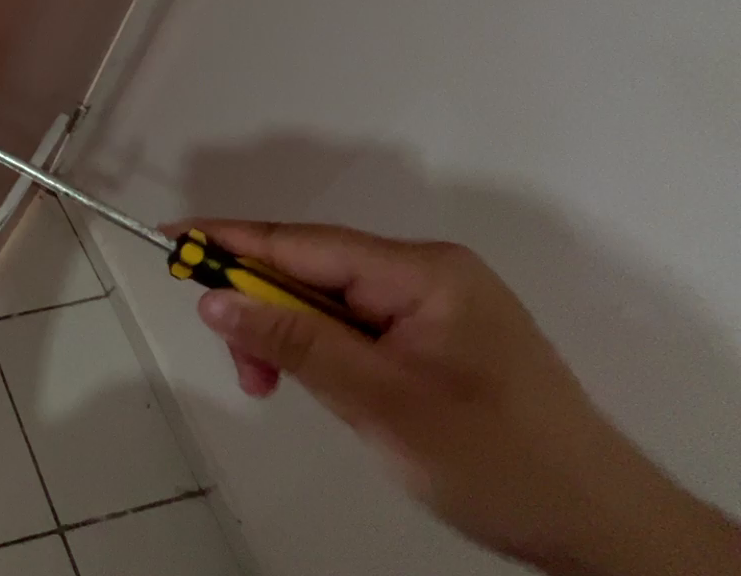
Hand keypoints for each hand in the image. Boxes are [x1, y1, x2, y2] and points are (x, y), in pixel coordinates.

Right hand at [181, 220, 737, 574]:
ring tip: (268, 384)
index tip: (168, 238)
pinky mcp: (425, 338)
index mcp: (421, 272)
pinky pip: (345, 329)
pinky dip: (312, 353)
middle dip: (260, 310)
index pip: (301, 244)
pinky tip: (305, 384)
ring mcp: (426, 306)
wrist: (602, 532)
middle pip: (307, 273)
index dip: (229, 240)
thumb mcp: (380, 400)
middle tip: (238, 362)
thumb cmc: (495, 458)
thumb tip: (210, 297)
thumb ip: (291, 340)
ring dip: (283, 339)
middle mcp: (422, 275)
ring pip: (319, 304)